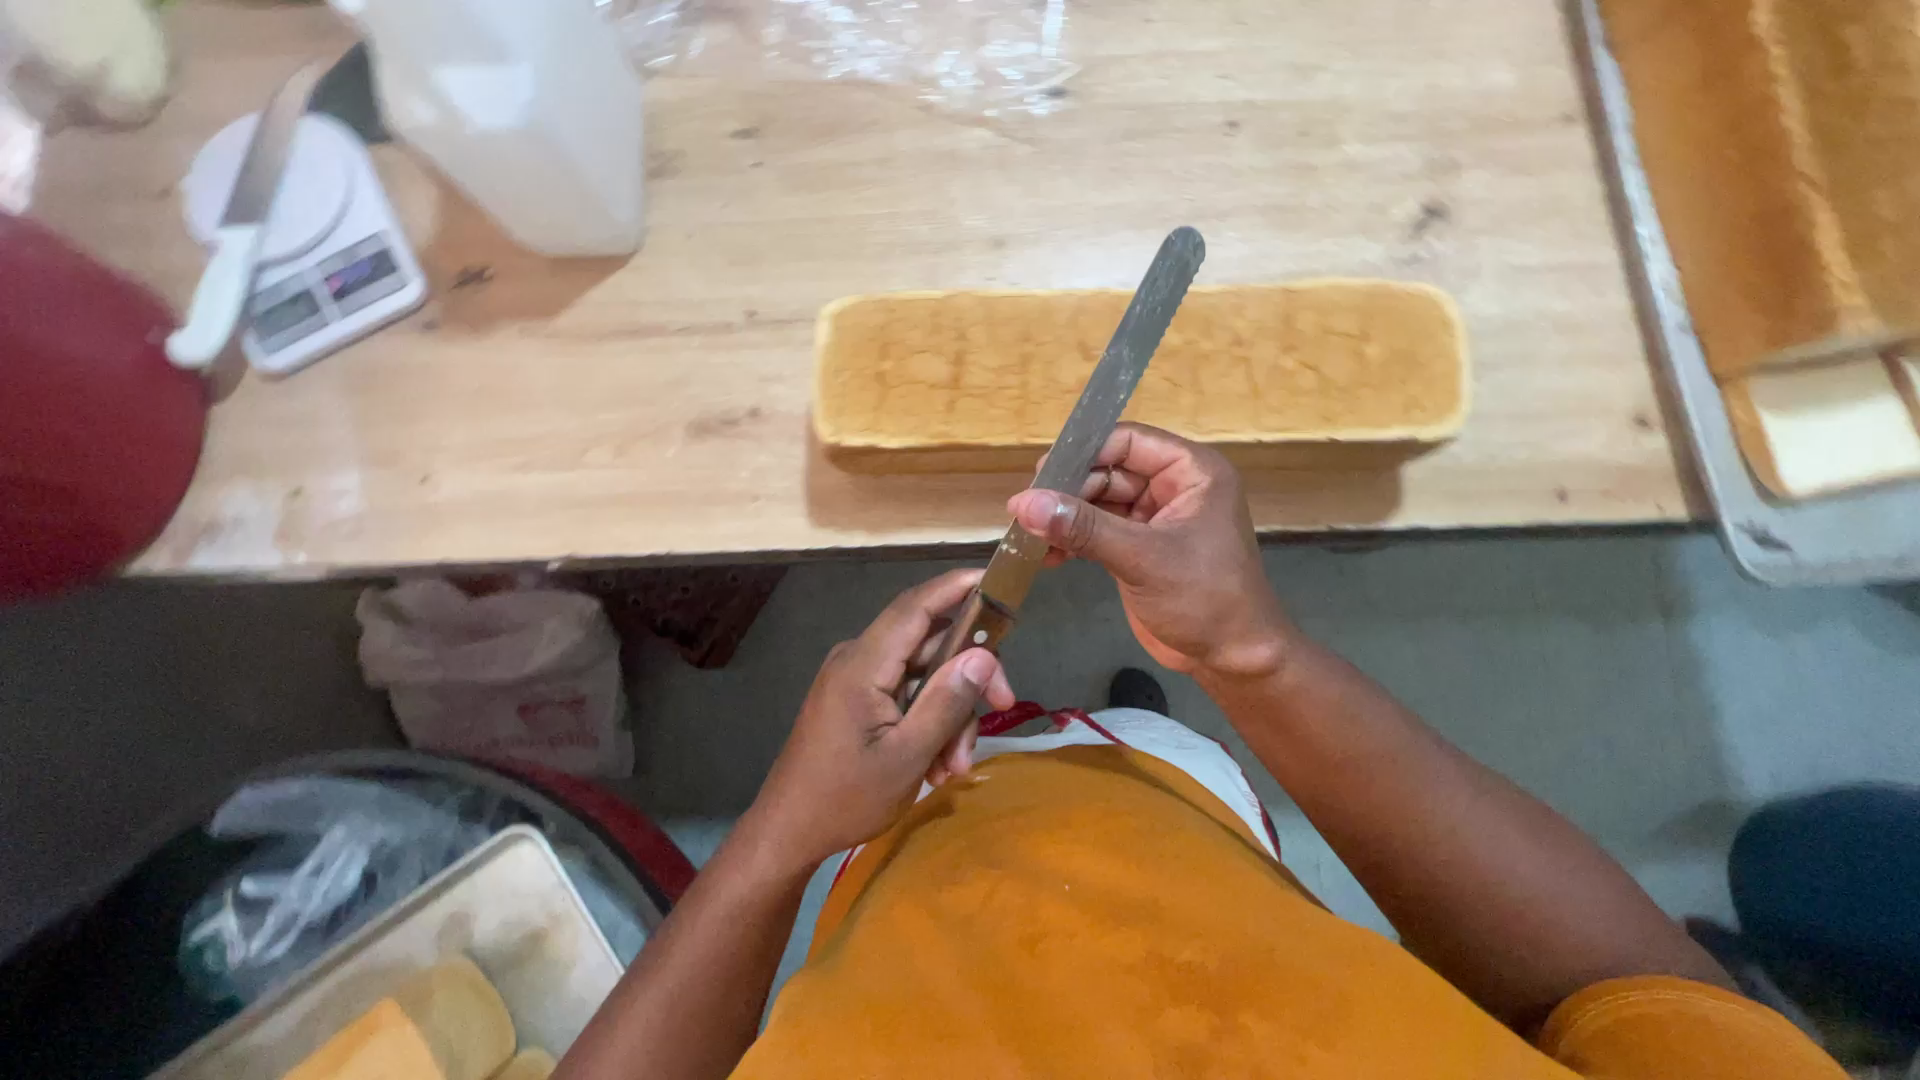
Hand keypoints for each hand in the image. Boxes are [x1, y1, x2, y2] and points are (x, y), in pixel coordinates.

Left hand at [744, 569, 1015, 868]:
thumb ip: (946, 703)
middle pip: (930, 645)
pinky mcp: (857, 701)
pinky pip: (905, 695)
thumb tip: (984, 655)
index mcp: (863, 664)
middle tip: (1001, 709)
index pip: (916, 607)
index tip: (996, 580)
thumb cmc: (844, 799)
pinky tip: (935, 766)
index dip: (956, 587)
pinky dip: (927, 724)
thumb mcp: (907, 757)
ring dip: (949, 715)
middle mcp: (858, 660)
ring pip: (923, 676)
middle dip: (967, 680)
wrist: (788, 833)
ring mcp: (856, 680)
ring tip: (954, 768)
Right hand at [1009, 422, 1292, 679]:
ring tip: (1027, 536)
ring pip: (1097, 503)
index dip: (1084, 454)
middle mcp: (1173, 487)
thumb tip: (1023, 503)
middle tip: (1025, 512)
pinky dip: (1072, 541)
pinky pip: (1097, 532)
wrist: (1232, 659)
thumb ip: (1084, 528)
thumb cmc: (1204, 599)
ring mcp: (1154, 519)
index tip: (1041, 477)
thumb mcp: (1143, 558)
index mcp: (1192, 471)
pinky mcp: (1138, 548)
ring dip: (1064, 519)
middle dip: (1067, 492)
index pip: (1128, 441)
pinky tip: (1044, 557)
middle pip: (1106, 471)